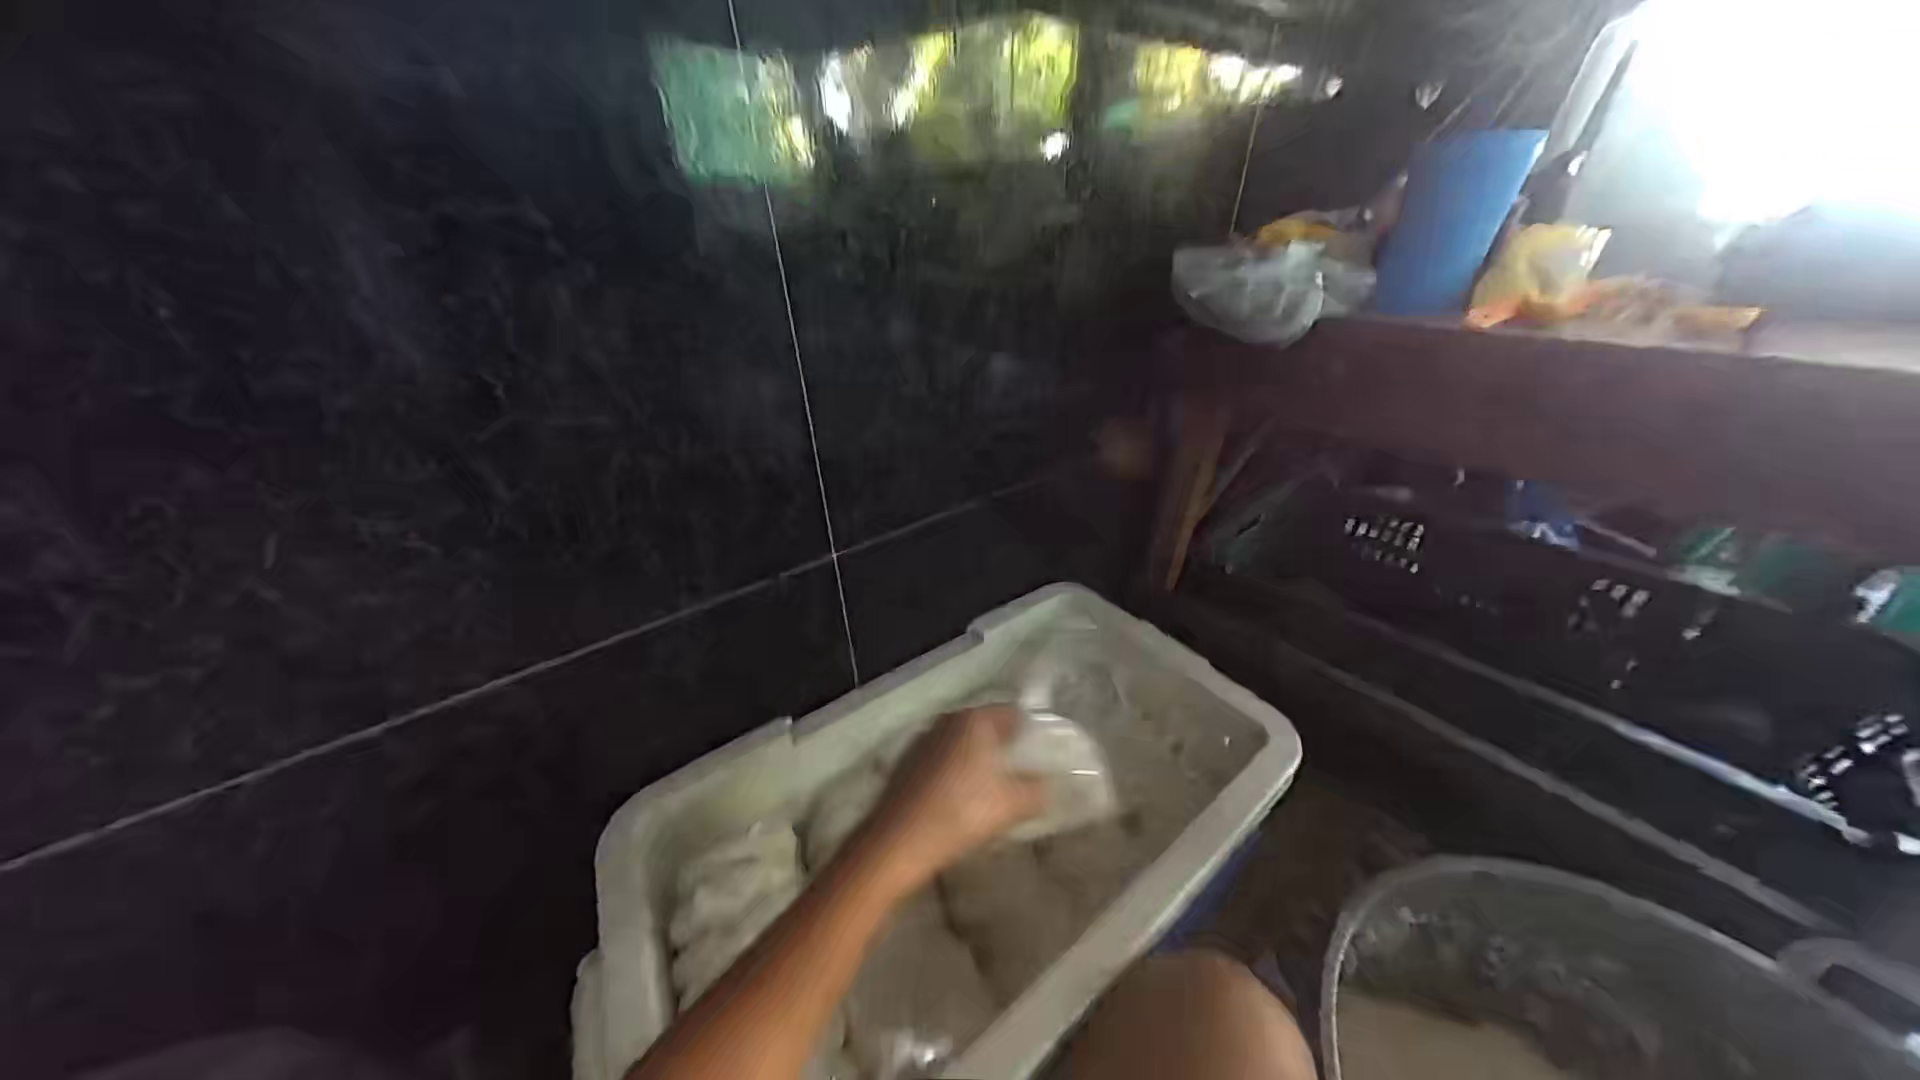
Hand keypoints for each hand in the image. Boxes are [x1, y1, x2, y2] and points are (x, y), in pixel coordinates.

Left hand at [854, 706, 1047, 894]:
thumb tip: (1047, 783)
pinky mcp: (905, 762)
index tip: (1042, 762)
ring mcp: (923, 738)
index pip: (1015, 714)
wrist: (896, 841)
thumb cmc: (961, 813)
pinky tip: (960, 803)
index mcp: (975, 718)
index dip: (1032, 736)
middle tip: (1022, 779)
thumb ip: (1038, 789)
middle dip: (1006, 750)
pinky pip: (943, 760)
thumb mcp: (1012, 805)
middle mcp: (948, 719)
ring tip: (992, 795)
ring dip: (979, 763)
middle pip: (988, 728)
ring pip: (963, 745)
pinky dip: (956, 774)